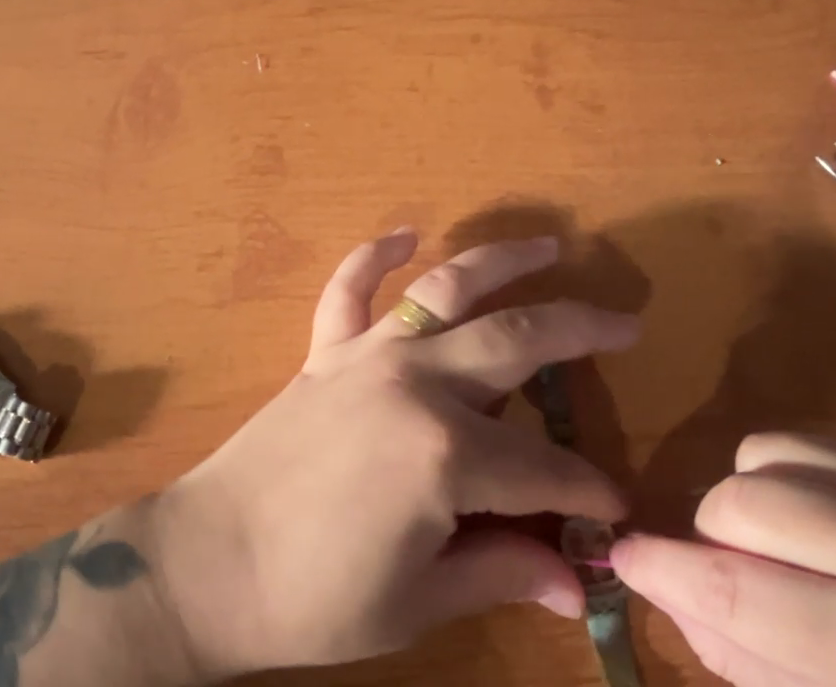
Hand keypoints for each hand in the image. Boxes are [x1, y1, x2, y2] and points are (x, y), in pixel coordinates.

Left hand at [149, 231, 640, 678]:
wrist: (207, 566)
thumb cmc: (315, 598)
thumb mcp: (419, 601)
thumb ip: (501, 572)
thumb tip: (576, 583)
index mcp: (447, 456)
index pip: (545, 469)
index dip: (586, 491)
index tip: (612, 508)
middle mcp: (416, 385)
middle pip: (518, 342)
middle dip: (582, 330)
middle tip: (628, 324)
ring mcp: (367, 357)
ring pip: (446, 290)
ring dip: (502, 261)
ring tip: (549, 244)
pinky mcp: (324, 352)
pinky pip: (349, 289)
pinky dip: (375, 255)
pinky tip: (404, 234)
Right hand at [612, 433, 835, 686]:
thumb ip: (755, 666)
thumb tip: (669, 593)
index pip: (739, 595)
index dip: (664, 572)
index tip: (623, 556)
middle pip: (737, 503)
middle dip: (713, 538)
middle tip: (740, 572)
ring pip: (760, 455)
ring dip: (750, 500)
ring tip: (794, 544)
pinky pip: (803, 439)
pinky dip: (788, 475)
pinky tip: (831, 518)